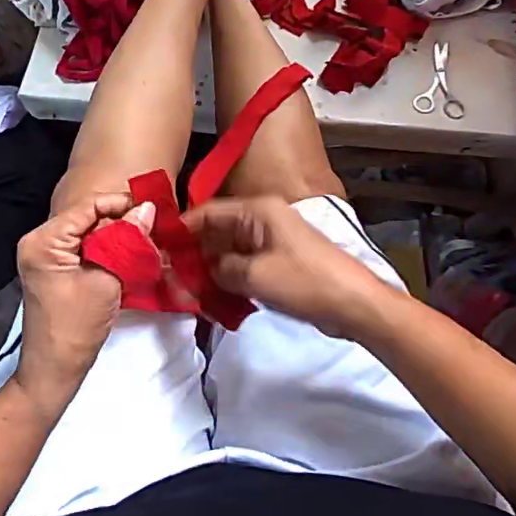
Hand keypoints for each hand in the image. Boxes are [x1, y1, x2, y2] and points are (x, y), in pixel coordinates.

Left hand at [13, 194, 156, 413]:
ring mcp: (44, 254)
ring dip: (116, 235)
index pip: (87, 207)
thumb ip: (126, 241)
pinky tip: (129, 253)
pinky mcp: (53, 268)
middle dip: (121, 220)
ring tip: (146, 238)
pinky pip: (83, 247)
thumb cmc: (77, 327)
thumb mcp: (106, 280)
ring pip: (88, 232)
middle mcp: (38, 240)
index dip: (120, 204)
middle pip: (87, 217)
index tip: (151, 208)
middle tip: (153, 225)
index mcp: (44, 240)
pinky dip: (106, 249)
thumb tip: (147, 209)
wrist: (54, 370)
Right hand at [184, 197, 397, 340]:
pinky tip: (213, 297)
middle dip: (193, 252)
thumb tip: (199, 271)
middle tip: (169, 275)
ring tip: (186, 289)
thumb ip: (220, 269)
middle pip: (216, 231)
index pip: (206, 212)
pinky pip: (243, 264)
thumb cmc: (305, 282)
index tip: (159, 249)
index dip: (181, 229)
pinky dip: (228, 278)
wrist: (356, 305)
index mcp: (257, 210)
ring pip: (228, 250)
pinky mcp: (278, 261)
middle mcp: (262, 218)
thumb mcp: (254, 276)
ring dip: (210, 268)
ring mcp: (272, 240)